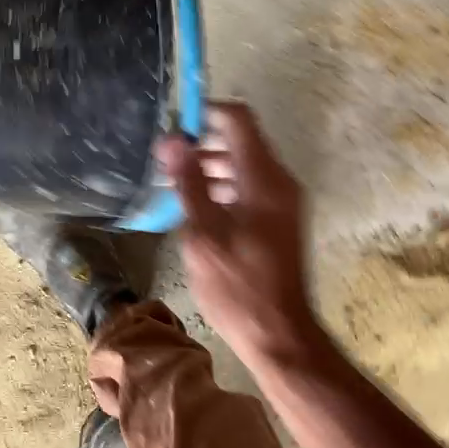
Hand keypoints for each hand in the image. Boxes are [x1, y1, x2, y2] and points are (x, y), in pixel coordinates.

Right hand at [157, 102, 322, 359]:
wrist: (279, 334)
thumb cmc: (238, 286)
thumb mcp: (204, 234)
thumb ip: (189, 183)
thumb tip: (173, 139)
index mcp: (264, 179)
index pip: (238, 119)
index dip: (205, 113)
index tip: (174, 127)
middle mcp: (279, 181)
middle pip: (241, 141)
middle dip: (202, 144)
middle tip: (165, 164)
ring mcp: (283, 201)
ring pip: (245, 165)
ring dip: (211, 168)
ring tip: (173, 187)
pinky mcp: (280, 220)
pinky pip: (251, 188)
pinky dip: (225, 188)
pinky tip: (197, 209)